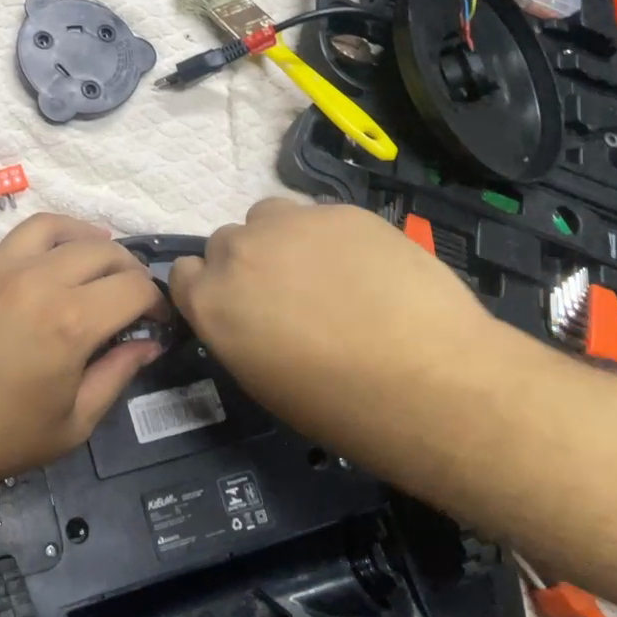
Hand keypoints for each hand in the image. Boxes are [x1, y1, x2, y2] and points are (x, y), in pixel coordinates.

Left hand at [0, 214, 165, 497]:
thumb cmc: (0, 438)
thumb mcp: (73, 423)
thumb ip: (117, 374)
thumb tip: (148, 343)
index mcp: (69, 322)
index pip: (133, 287)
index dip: (156, 301)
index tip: (156, 318)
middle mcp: (34, 281)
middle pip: (100, 249)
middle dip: (127, 268)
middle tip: (129, 292)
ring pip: (50, 227)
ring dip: (83, 237)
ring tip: (93, 254)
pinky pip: (10, 246)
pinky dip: (36, 252)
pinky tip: (37, 276)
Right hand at [169, 199, 501, 425]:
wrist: (432, 381)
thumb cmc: (341, 405)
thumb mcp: (262, 379)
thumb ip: (237, 329)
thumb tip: (249, 313)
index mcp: (211, 301)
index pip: (183, 273)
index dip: (210, 289)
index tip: (239, 308)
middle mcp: (238, 253)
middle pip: (226, 242)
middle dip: (250, 265)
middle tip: (291, 296)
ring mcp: (290, 224)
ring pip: (268, 217)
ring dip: (284, 241)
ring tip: (328, 275)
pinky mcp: (340, 211)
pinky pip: (321, 217)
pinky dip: (334, 239)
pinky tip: (370, 271)